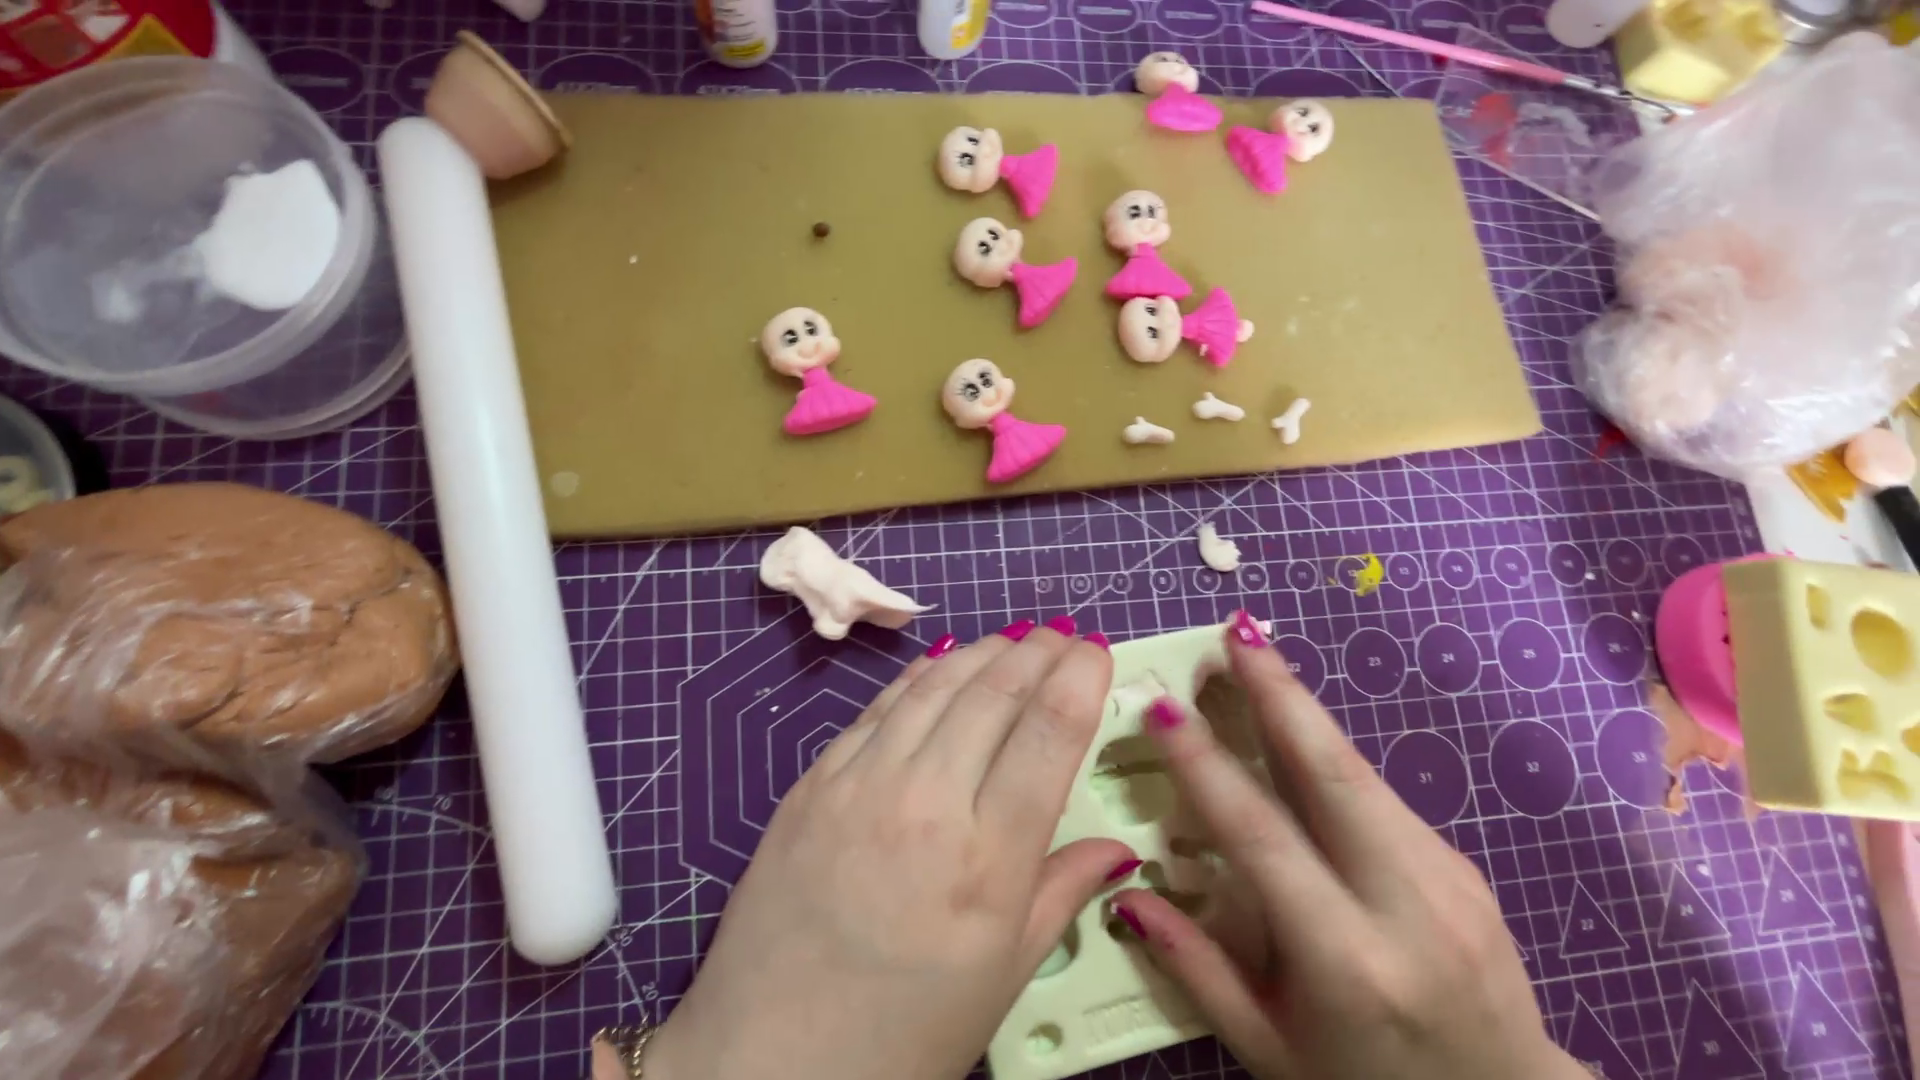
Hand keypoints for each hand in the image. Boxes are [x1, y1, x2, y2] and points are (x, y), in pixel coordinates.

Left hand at [645, 618, 1133, 1079]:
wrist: (767, 1058)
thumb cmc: (902, 1035)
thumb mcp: (1002, 977)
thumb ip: (1062, 895)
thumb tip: (1119, 849)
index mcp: (988, 860)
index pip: (1047, 734)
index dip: (1080, 679)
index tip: (1097, 652)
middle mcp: (927, 802)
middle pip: (994, 694)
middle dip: (1038, 653)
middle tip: (1064, 637)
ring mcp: (862, 784)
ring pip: (935, 686)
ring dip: (983, 653)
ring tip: (1015, 640)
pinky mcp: (813, 781)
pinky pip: (879, 708)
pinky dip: (921, 676)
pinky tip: (944, 665)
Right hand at [1111, 613, 1587, 1079]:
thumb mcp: (1268, 1050)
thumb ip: (1197, 970)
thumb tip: (1127, 896)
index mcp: (1349, 961)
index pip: (1264, 839)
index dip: (1208, 768)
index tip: (1165, 708)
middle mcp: (1406, 903)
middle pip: (1334, 773)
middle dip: (1279, 692)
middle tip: (1235, 633)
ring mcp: (1446, 875)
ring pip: (1356, 771)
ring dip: (1300, 706)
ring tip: (1253, 654)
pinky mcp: (1460, 862)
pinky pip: (1375, 796)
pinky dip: (1323, 751)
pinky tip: (1288, 726)